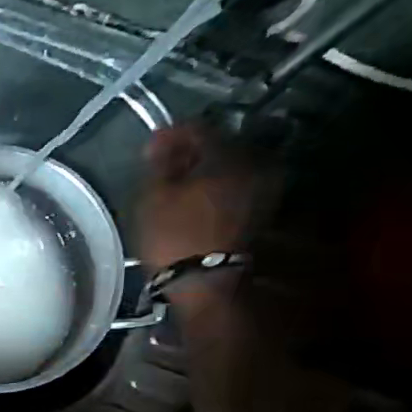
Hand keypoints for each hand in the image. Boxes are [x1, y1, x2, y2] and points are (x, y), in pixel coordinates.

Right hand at [134, 121, 273, 273]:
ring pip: (228, 167)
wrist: (205, 282)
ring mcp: (261, 188)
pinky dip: (214, 188)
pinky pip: (233, 187)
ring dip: (204, 172)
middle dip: (191, 152)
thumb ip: (159, 163)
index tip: (150, 146)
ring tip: (178, 185)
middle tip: (164, 165)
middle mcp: (253, 163)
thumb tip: (162, 141)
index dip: (171, 134)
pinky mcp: (259, 212)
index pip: (198, 129)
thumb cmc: (174, 236)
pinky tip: (195, 200)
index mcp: (227, 154)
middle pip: (218, 146)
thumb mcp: (154, 196)